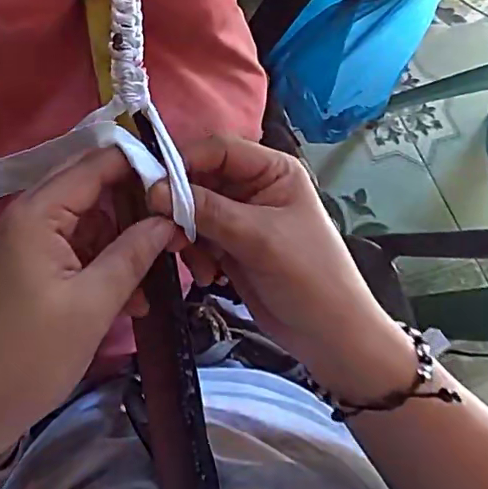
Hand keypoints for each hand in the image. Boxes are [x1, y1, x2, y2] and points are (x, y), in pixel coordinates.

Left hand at [0, 147, 179, 458]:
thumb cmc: (35, 353)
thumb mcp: (94, 304)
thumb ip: (133, 253)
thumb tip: (170, 219)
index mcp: (38, 212)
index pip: (95, 165)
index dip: (140, 164)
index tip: (183, 176)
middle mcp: (33, 213)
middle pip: (95, 187)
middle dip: (137, 202)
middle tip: (179, 220)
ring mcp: (34, 238)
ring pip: (93, 218)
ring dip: (127, 239)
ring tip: (166, 263)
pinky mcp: (39, 262)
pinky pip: (83, 246)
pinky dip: (110, 263)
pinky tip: (138, 297)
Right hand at [153, 135, 414, 404]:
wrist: (332, 339)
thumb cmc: (309, 278)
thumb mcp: (259, 239)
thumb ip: (207, 211)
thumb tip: (155, 190)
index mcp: (271, 169)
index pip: (218, 149)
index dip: (185, 162)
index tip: (155, 186)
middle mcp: (253, 186)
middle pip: (200, 178)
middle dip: (182, 205)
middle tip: (168, 232)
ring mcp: (240, 215)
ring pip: (192, 208)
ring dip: (187, 235)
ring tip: (199, 264)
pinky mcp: (229, 243)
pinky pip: (196, 235)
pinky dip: (194, 253)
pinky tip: (208, 275)